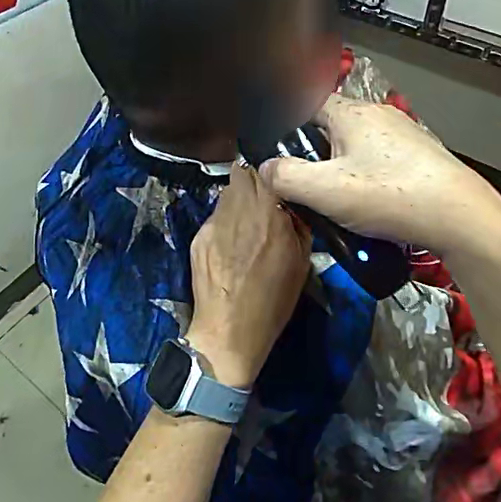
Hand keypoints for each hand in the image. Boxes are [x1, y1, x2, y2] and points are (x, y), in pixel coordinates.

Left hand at [186, 165, 310, 389]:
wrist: (229, 332)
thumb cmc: (273, 300)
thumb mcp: (302, 261)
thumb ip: (298, 224)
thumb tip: (293, 206)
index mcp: (269, 214)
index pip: (267, 169)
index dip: (274, 172)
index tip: (281, 183)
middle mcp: (239, 210)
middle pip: (242, 173)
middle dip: (254, 180)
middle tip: (264, 198)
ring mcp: (214, 222)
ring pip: (226, 192)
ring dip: (239, 199)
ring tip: (248, 220)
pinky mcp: (198, 236)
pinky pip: (216, 216)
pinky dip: (225, 221)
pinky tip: (232, 242)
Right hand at [257, 94, 500, 259]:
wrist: (459, 216)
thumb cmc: (393, 196)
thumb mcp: (324, 191)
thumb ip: (285, 178)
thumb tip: (266, 169)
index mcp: (352, 113)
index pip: (308, 104)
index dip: (288, 126)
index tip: (281, 154)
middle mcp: (380, 117)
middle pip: (333, 130)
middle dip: (318, 159)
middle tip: (311, 190)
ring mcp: (405, 137)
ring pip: (360, 150)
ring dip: (346, 174)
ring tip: (343, 207)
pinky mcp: (422, 159)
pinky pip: (384, 166)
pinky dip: (372, 184)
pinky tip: (374, 210)